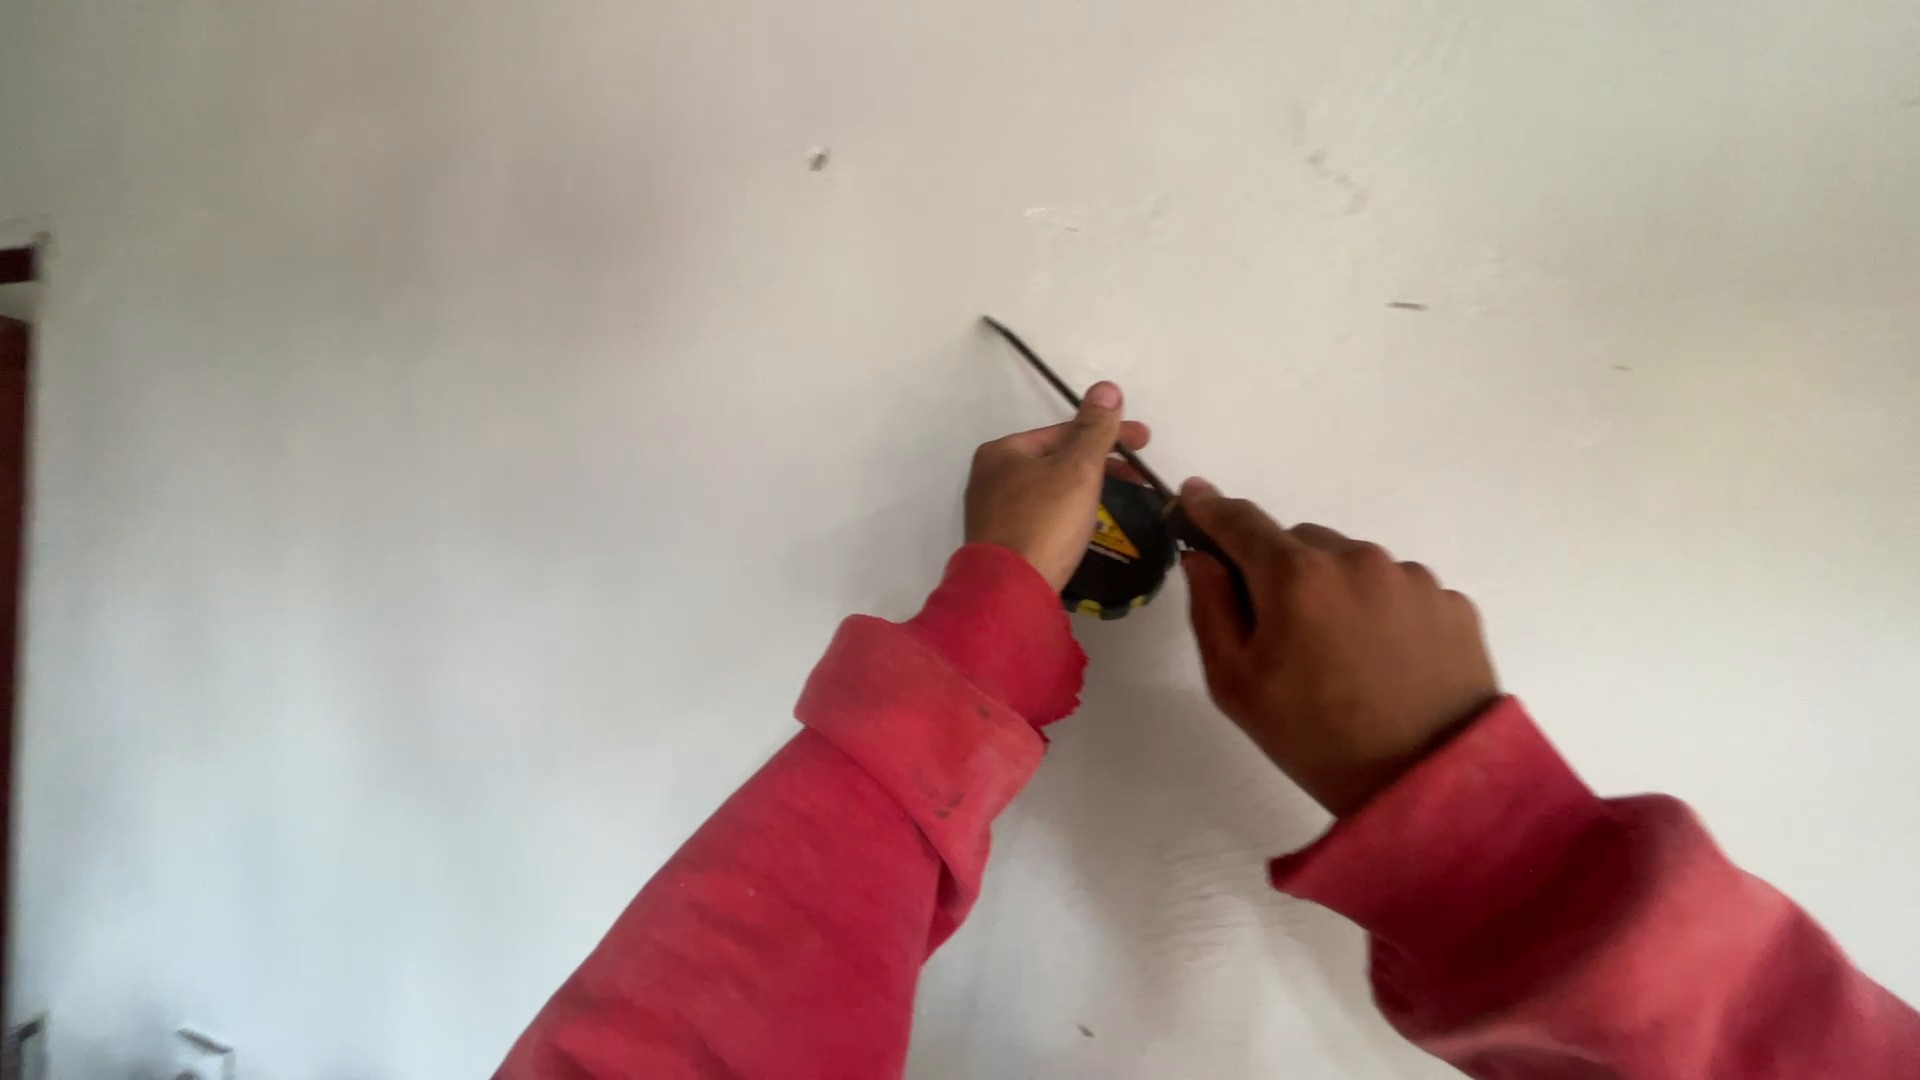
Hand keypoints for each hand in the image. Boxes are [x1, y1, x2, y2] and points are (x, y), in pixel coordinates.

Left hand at [965, 382, 1151, 591]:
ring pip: (1049, 489)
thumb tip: (1106, 388)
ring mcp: (992, 512)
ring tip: (1121, 499)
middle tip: (1138, 475)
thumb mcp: (1077, 469)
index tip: (1144, 440)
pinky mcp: (1001, 542)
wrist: (1009, 592)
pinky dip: (1068, 511)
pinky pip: (1041, 515)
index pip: (1063, 432)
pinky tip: (1087, 523)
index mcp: (1002, 452)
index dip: (1107, 433)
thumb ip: (1094, 430)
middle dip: (1099, 464)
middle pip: (1055, 460)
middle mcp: (989, 477)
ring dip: (1086, 488)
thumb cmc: (1044, 522)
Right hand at [1180, 479, 1498, 816]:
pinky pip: (1395, 588)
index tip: (1192, 496)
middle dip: (1279, 568)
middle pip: (1298, 542)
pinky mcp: (1452, 603)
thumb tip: (1202, 556)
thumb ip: (1209, 606)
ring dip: (1333, 587)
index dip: (1210, 507)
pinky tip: (1383, 658)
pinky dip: (1378, 608)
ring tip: (1341, 651)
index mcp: (1295, 575)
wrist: (1429, 787)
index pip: (1241, 521)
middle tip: (1281, 627)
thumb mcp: (1233, 681)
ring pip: (1350, 563)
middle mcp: (1356, 559)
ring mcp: (1411, 578)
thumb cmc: (1312, 736)